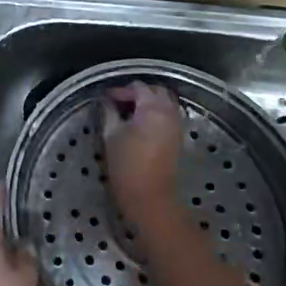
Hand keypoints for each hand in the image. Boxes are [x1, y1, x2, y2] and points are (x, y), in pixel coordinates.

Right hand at [102, 82, 184, 221]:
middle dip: (138, 92)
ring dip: (150, 101)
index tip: (106, 99)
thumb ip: (109, 112)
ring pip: (166, 101)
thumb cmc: (126, 165)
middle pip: (156, 90)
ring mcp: (177, 124)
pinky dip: (158, 112)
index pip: (137, 87)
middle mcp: (169, 112)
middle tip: (119, 102)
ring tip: (130, 112)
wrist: (150, 197)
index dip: (120, 90)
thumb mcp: (110, 135)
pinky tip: (142, 123)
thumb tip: (107, 101)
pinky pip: (170, 114)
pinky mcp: (179, 136)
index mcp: (152, 108)